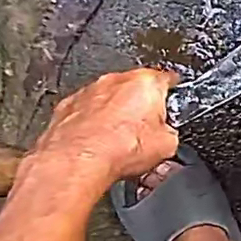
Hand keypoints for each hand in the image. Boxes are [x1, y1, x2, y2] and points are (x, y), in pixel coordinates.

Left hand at [33, 68, 180, 186]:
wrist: (78, 161)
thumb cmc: (117, 149)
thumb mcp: (167, 146)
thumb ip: (170, 133)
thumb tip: (167, 137)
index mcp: (146, 83)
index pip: (167, 79)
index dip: (172, 92)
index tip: (171, 101)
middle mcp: (116, 80)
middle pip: (136, 89)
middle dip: (141, 108)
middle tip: (145, 133)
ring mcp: (89, 91)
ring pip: (108, 99)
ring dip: (114, 116)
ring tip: (118, 143)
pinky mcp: (68, 106)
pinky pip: (86, 112)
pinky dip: (92, 124)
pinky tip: (97, 145)